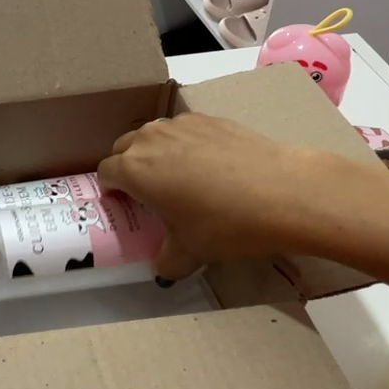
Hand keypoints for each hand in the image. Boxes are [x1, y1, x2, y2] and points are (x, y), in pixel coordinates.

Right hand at [97, 114, 377, 279]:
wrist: (283, 191)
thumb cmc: (225, 224)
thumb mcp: (191, 252)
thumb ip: (166, 262)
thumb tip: (161, 270)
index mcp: (133, 169)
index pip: (105, 173)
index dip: (112, 191)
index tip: (126, 205)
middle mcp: (149, 139)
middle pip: (123, 147)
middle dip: (129, 167)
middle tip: (150, 193)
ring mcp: (180, 124)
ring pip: (154, 135)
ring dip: (156, 153)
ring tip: (181, 178)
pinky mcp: (209, 118)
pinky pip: (184, 131)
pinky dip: (187, 145)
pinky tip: (213, 168)